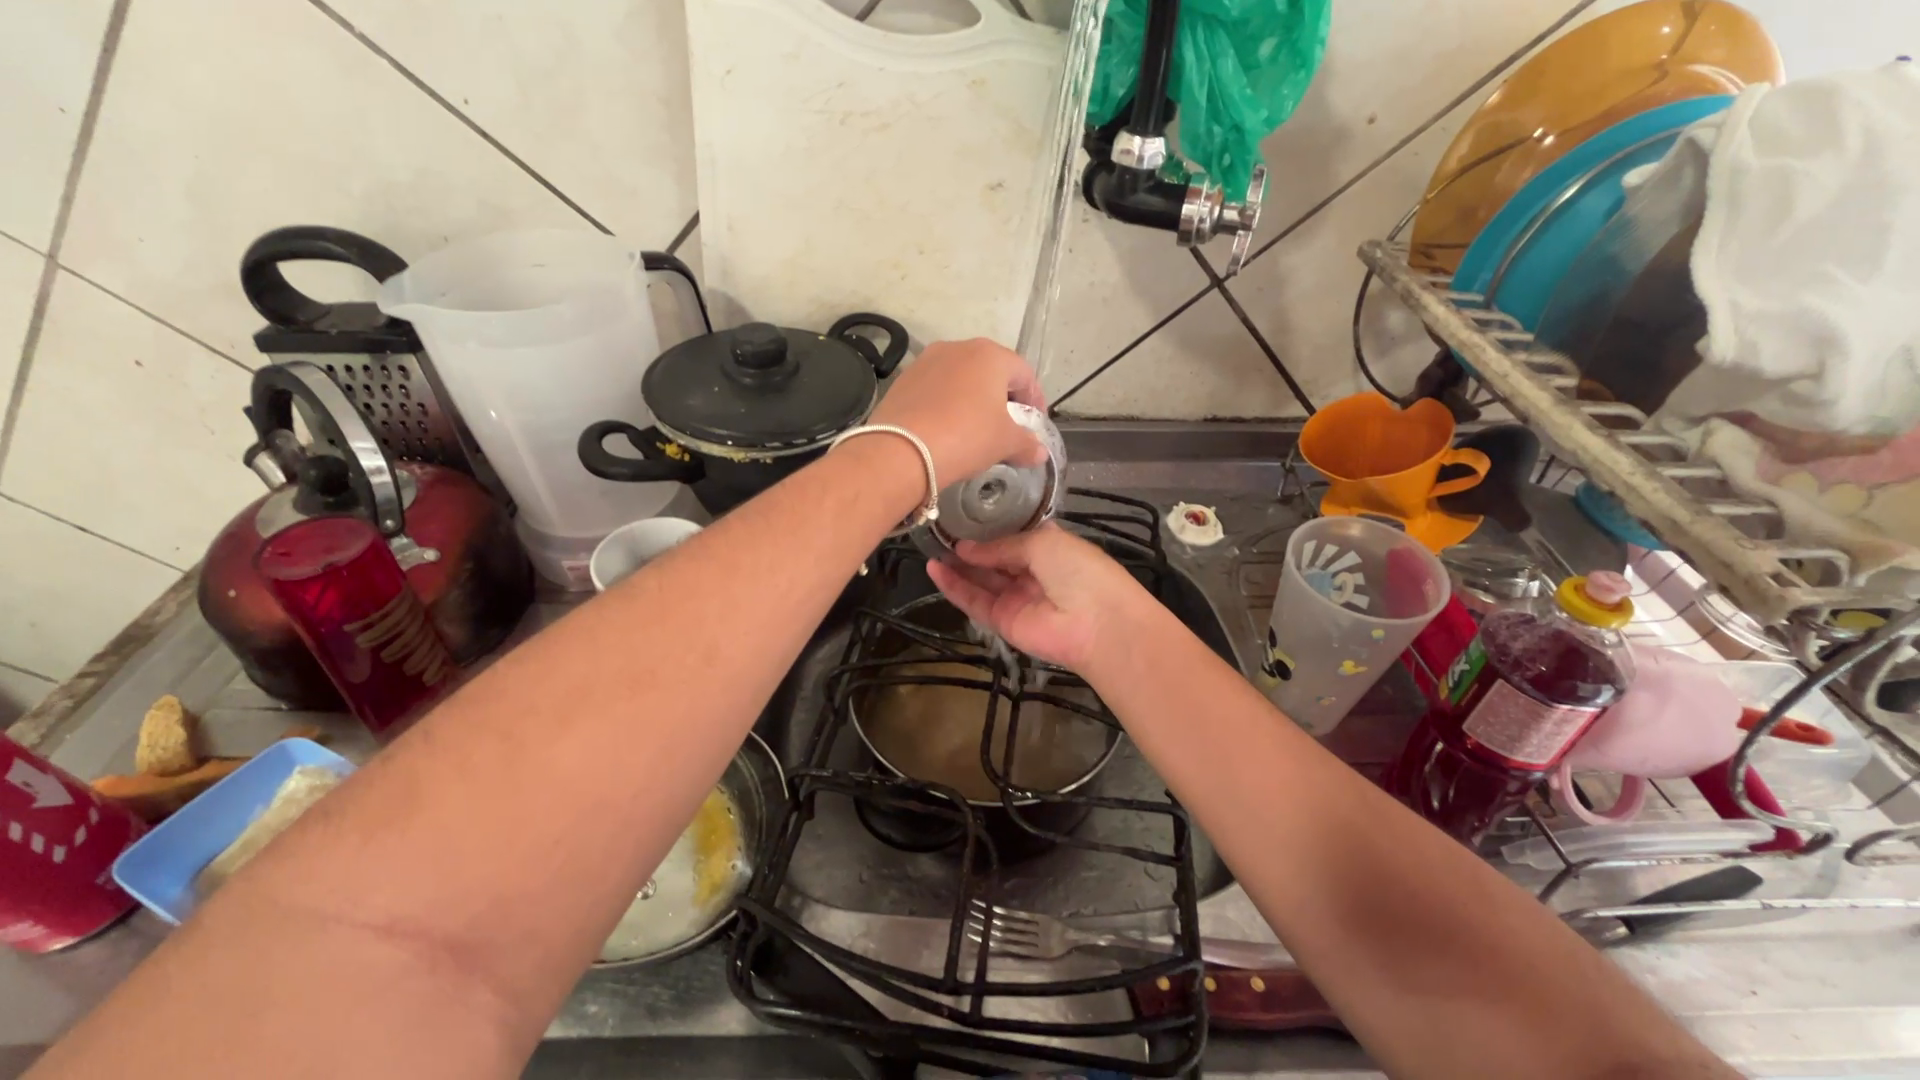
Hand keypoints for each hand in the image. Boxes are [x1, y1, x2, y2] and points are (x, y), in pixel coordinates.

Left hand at [867, 339, 1044, 485]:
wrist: (900, 450)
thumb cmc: (965, 437)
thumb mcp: (1004, 443)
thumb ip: (1026, 444)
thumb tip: (1039, 452)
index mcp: (990, 356)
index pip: (1024, 373)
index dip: (1035, 399)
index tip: (1036, 423)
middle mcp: (958, 348)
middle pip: (991, 370)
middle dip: (1003, 396)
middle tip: (1008, 424)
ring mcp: (926, 361)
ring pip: (961, 378)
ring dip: (973, 398)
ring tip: (975, 427)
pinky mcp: (904, 380)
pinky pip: (936, 389)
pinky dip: (947, 404)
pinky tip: (946, 428)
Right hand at [924, 524, 1144, 672]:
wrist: (1098, 624)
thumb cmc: (1080, 570)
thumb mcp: (1042, 542)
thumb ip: (1002, 544)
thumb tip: (966, 548)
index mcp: (1048, 549)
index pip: (1012, 537)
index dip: (987, 529)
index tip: (959, 516)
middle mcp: (1031, 573)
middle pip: (992, 559)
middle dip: (967, 547)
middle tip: (936, 532)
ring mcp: (1016, 598)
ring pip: (979, 580)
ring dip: (955, 566)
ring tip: (929, 548)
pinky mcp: (1002, 621)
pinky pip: (974, 601)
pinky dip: (953, 587)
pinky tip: (935, 569)